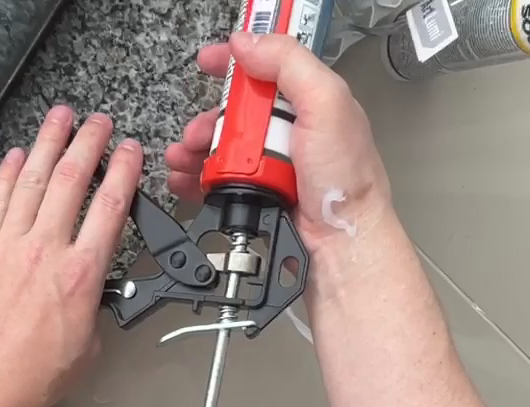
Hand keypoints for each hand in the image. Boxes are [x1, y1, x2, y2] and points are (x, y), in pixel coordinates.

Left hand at [0, 107, 141, 406]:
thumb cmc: (30, 375)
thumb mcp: (86, 347)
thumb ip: (93, 310)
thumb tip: (90, 298)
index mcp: (80, 275)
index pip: (110, 207)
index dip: (124, 172)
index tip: (130, 153)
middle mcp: (45, 251)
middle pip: (72, 179)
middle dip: (89, 142)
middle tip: (99, 124)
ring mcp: (9, 246)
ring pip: (33, 179)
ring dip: (49, 143)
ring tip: (60, 118)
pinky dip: (9, 175)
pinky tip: (17, 158)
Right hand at [164, 32, 394, 260]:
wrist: (340, 242)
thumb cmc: (346, 182)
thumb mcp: (326, 103)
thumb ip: (289, 63)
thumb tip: (248, 42)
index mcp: (310, 99)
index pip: (269, 64)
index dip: (237, 59)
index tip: (210, 60)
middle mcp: (291, 130)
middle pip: (238, 112)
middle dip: (208, 118)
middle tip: (196, 131)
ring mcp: (275, 164)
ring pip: (225, 148)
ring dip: (197, 151)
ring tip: (184, 158)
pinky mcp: (262, 193)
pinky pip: (223, 181)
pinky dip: (200, 180)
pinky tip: (188, 180)